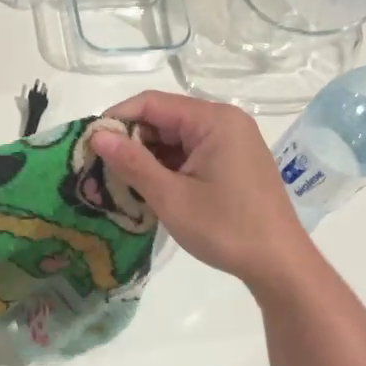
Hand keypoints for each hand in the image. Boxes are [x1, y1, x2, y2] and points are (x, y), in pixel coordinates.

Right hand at [91, 91, 314, 294]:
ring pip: (176, 139)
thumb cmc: (224, 227)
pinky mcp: (233, 164)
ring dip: (146, 157)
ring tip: (117, 183)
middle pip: (164, 118)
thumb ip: (132, 163)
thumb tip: (97, 136)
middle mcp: (225, 122)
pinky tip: (147, 190)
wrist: (277, 262)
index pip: (152, 103)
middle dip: (130, 141)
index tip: (88, 145)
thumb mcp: (170, 196)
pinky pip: (191, 155)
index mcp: (213, 120)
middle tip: (98, 169)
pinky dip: (166, 168)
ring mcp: (232, 143)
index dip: (116, 119)